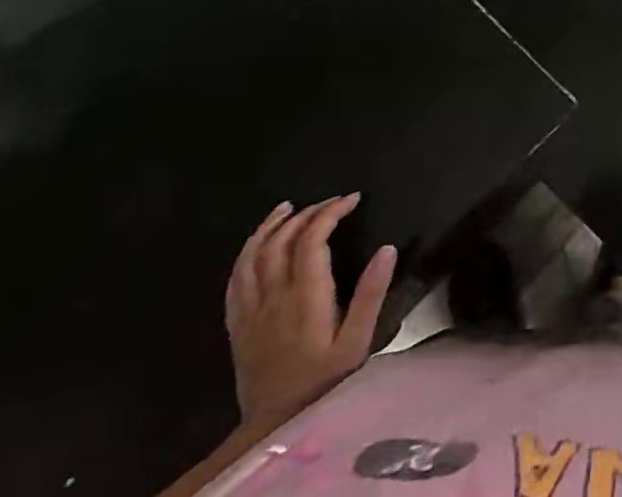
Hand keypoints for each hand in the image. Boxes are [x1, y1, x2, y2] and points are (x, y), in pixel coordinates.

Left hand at [224, 194, 396, 433]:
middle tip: (332, 200)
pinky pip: (234, 279)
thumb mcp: (358, 339)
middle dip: (307, 213)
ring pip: (251, 256)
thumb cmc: (325, 378)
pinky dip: (246, 253)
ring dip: (270, 226)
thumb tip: (387, 248)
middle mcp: (273, 297)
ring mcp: (250, 309)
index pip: (312, 241)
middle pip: (281, 242)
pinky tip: (256, 244)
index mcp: (305, 298)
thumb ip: (371, 293)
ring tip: (288, 207)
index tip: (352, 198)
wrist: (274, 422)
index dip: (330, 213)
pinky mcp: (237, 322)